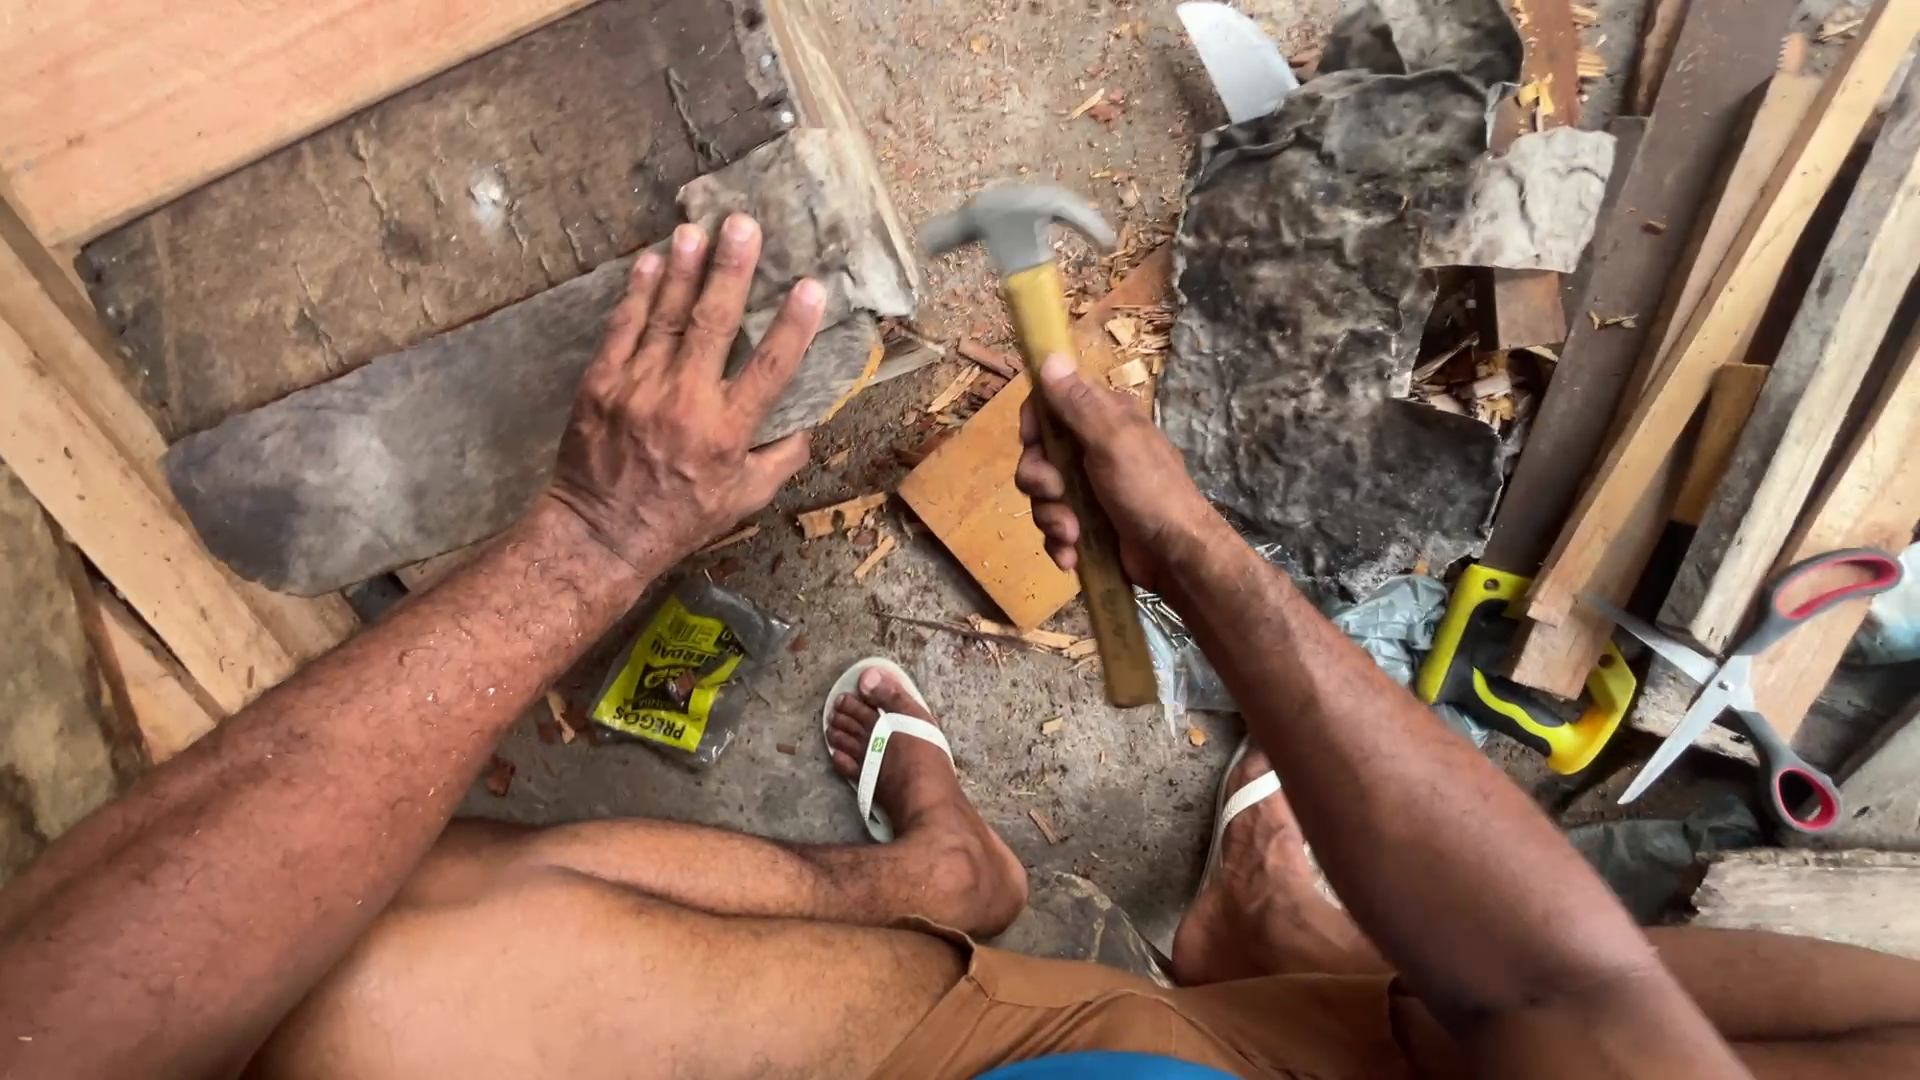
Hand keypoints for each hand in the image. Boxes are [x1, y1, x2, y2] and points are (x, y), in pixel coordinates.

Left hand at [547, 214, 825, 573]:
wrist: (602, 532)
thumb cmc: (682, 517)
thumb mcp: (745, 500)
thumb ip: (780, 460)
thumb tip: (806, 424)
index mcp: (728, 432)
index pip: (770, 369)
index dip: (793, 326)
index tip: (811, 287)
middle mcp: (686, 402)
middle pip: (714, 326)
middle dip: (732, 272)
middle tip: (744, 225)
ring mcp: (638, 388)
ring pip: (666, 317)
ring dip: (684, 270)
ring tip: (698, 228)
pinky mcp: (600, 384)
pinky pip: (622, 329)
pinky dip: (637, 293)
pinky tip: (651, 261)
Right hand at [1014, 354, 1222, 592]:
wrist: (1176, 555)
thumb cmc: (1149, 490)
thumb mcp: (1113, 440)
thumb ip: (1078, 403)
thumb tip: (1050, 357)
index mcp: (1102, 420)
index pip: (1051, 405)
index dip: (1035, 423)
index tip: (1033, 441)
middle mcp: (1092, 450)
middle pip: (1038, 456)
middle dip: (1039, 481)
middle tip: (1058, 494)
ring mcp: (1089, 490)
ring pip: (1043, 497)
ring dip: (1051, 518)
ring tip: (1073, 534)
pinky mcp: (1088, 525)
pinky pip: (1054, 529)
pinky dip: (1059, 544)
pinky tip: (1072, 556)